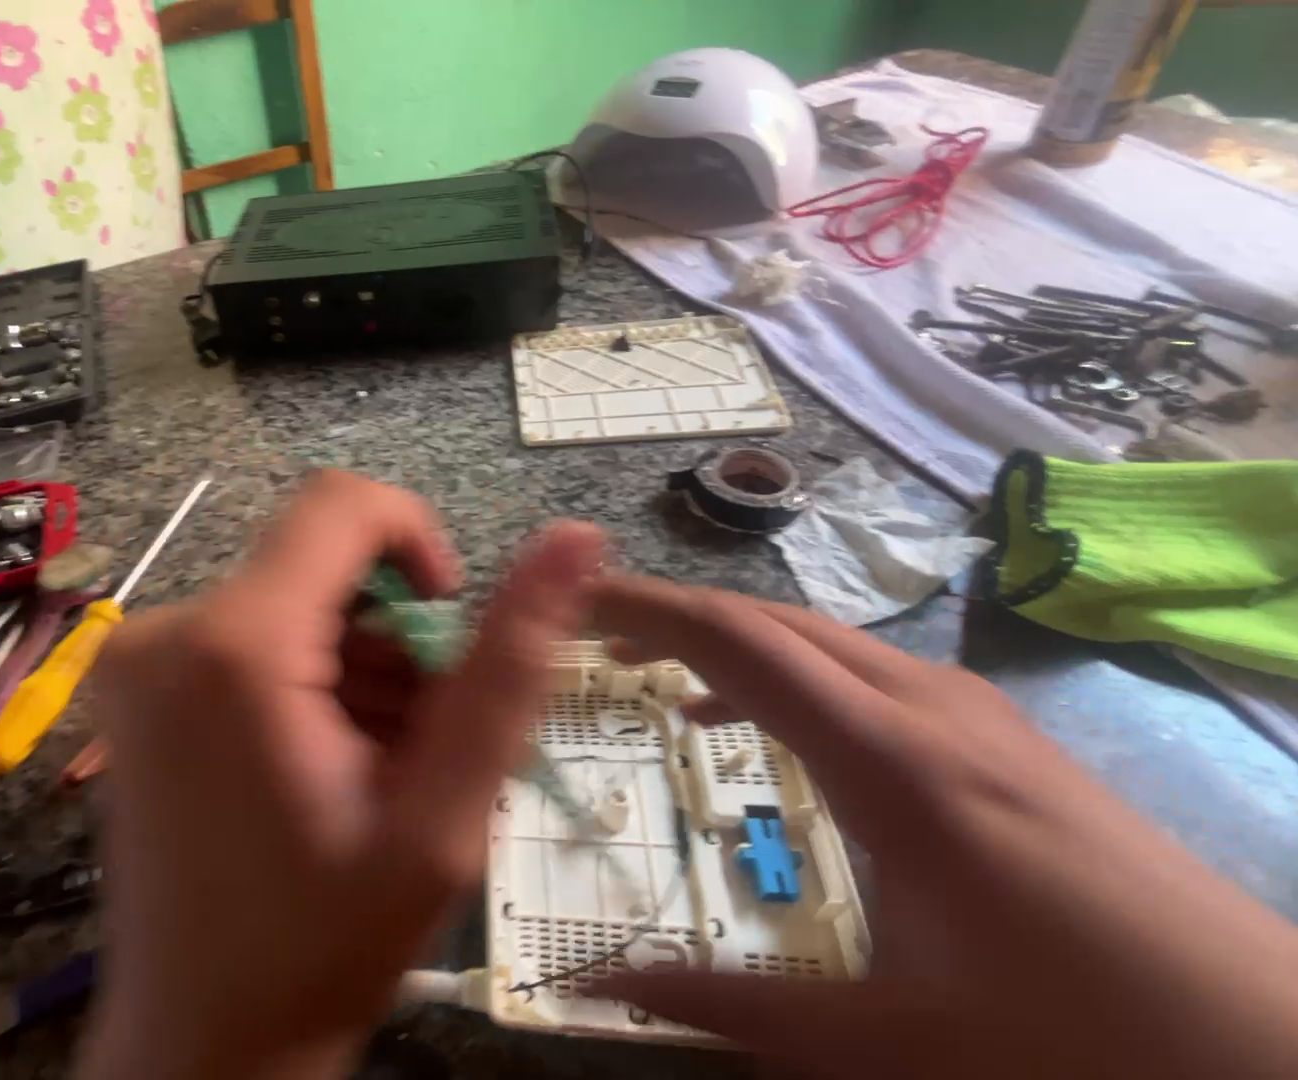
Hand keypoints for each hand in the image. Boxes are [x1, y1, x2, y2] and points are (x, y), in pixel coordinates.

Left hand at [77, 472, 604, 1079]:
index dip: (416, 542)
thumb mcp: (441, 813)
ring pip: (287, 601)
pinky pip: (246, 635)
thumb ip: (508, 666)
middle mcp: (165, 628)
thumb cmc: (321, 944)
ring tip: (368, 765)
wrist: (199, 1043)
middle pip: (316, 563)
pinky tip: (320, 759)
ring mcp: (138, 655)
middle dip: (387, 634)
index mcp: (233, 645)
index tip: (444, 628)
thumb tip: (573, 538)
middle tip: (410, 739)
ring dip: (350, 665)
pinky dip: (303, 678)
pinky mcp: (136, 683)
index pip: (341, 504)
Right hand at [588, 578, 1297, 1079]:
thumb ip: (727, 1005)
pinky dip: (778, 673)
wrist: (1287, 1062)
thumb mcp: (887, 1045)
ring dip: (722, 641)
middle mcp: (927, 707)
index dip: (643, 608)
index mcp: (890, 761)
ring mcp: (969, 712)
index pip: (735, 641)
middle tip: (587, 637)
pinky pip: (855, 669)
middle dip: (668, 613)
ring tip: (646, 673)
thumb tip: (598, 986)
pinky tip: (747, 722)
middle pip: (768, 619)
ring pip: (814, 636)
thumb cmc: (1078, 1046)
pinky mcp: (993, 734)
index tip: (572, 600)